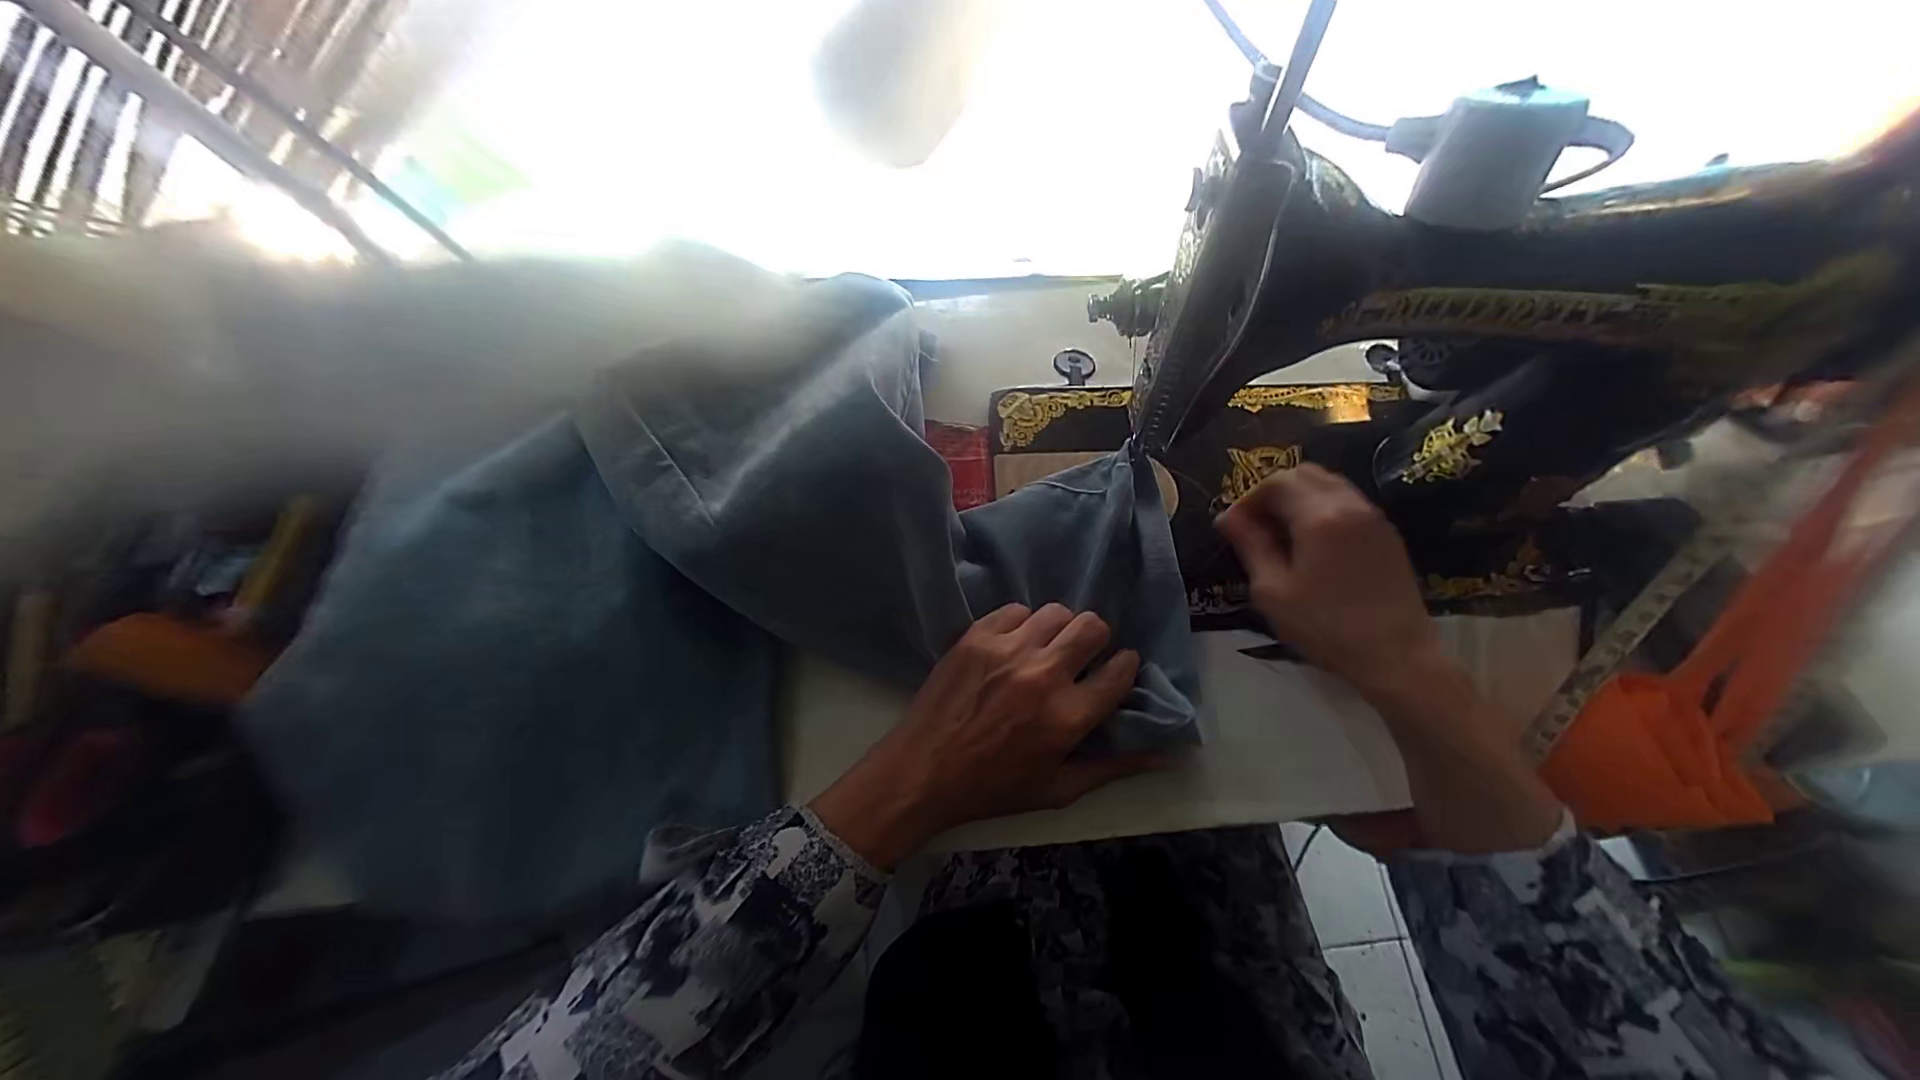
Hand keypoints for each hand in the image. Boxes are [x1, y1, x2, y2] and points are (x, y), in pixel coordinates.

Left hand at [809, 603, 1161, 869]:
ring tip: (1046, 648)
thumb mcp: (1058, 789)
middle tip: (1082, 656)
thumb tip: (1165, 752)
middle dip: (1097, 639)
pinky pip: (1015, 610)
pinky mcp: (976, 636)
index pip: (1119, 671)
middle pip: (1092, 627)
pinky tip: (1014, 645)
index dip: (1124, 667)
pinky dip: (1022, 624)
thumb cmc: (993, 787)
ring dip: (1059, 629)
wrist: (923, 770)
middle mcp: (1043, 675)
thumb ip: (1114, 767)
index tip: (1116, 669)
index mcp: (1068, 716)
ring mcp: (1007, 649)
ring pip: (1056, 612)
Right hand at [1219, 466, 1563, 852]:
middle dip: (1274, 495)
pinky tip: (1308, 561)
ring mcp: (1382, 531)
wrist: (1406, 678)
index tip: (1231, 526)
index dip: (1250, 497)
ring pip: (1332, 496)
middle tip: (1249, 532)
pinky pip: (1349, 518)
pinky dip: (1321, 525)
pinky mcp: (1393, 552)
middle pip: (1309, 478)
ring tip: (1274, 547)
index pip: (1280, 479)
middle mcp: (1361, 512)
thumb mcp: (1273, 594)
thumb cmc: (1332, 638)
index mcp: (1327, 516)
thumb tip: (1231, 517)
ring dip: (1299, 510)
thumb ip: (1250, 547)